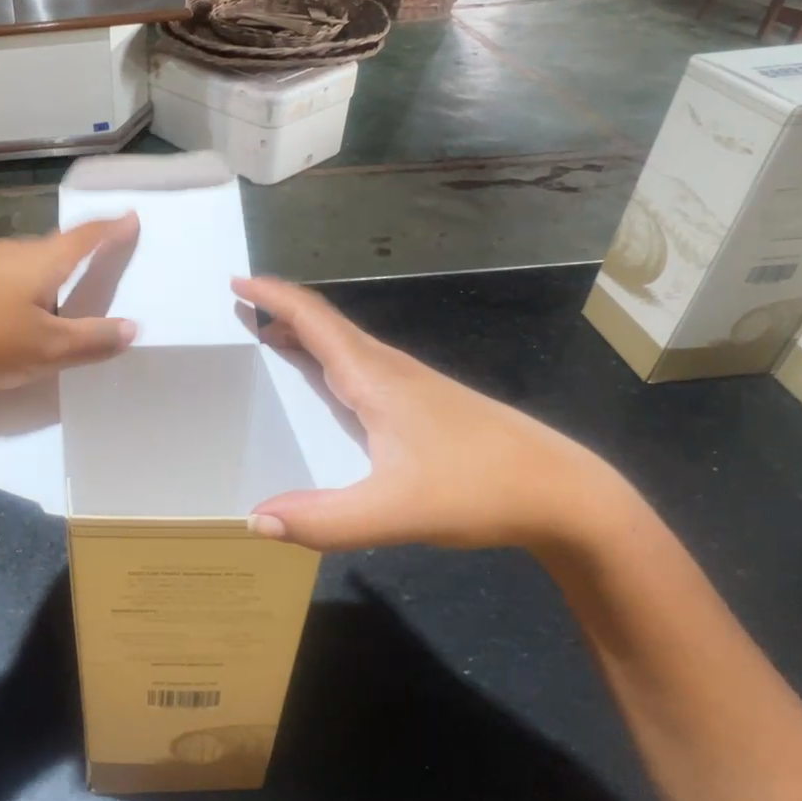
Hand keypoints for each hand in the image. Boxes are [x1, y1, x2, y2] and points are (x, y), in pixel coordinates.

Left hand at [0, 215, 139, 391]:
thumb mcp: (46, 349)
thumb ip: (90, 341)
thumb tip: (132, 328)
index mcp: (43, 261)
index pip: (87, 237)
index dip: (112, 229)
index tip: (131, 216)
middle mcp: (12, 254)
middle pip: (54, 248)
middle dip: (79, 253)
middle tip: (102, 259)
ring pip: (25, 268)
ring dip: (47, 278)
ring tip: (63, 295)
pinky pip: (1, 286)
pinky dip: (19, 296)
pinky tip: (14, 318)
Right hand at [235, 276, 639, 552]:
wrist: (566, 494)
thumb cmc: (479, 489)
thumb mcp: (395, 513)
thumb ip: (324, 521)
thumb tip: (254, 520)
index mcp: (374, 378)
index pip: (314, 319)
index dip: (272, 295)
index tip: (236, 279)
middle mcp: (390, 370)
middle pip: (326, 324)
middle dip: (279, 310)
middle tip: (240, 309)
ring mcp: (412, 385)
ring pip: (346, 344)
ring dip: (304, 334)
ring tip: (269, 339)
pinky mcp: (426, 404)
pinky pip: (361, 365)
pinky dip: (328, 359)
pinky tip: (328, 386)